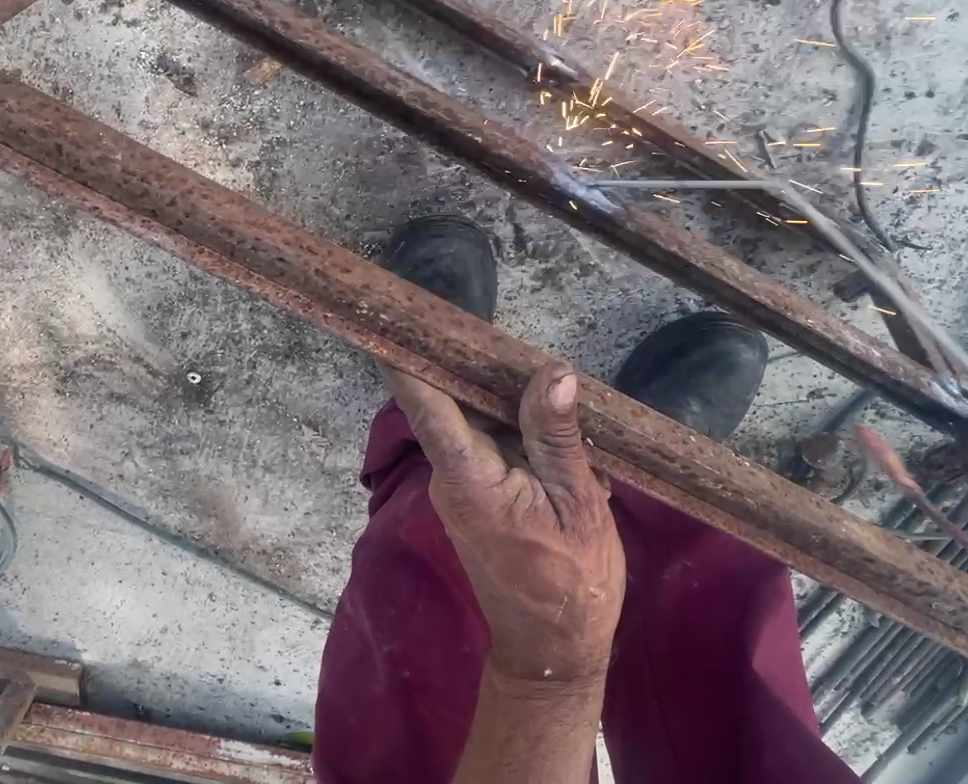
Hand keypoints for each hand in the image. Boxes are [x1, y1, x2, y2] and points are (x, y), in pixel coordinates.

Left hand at [382, 362, 624, 685]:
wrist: (553, 650)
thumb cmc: (572, 581)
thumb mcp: (579, 504)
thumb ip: (557, 436)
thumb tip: (553, 371)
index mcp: (468, 478)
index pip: (425, 406)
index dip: (404, 361)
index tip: (388, 317)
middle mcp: (449, 475)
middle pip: (449, 402)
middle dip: (475, 365)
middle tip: (505, 330)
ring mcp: (458, 484)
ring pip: (472, 420)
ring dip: (506, 399)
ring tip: (549, 379)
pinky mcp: (473, 492)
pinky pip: (486, 442)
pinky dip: (515, 428)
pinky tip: (554, 424)